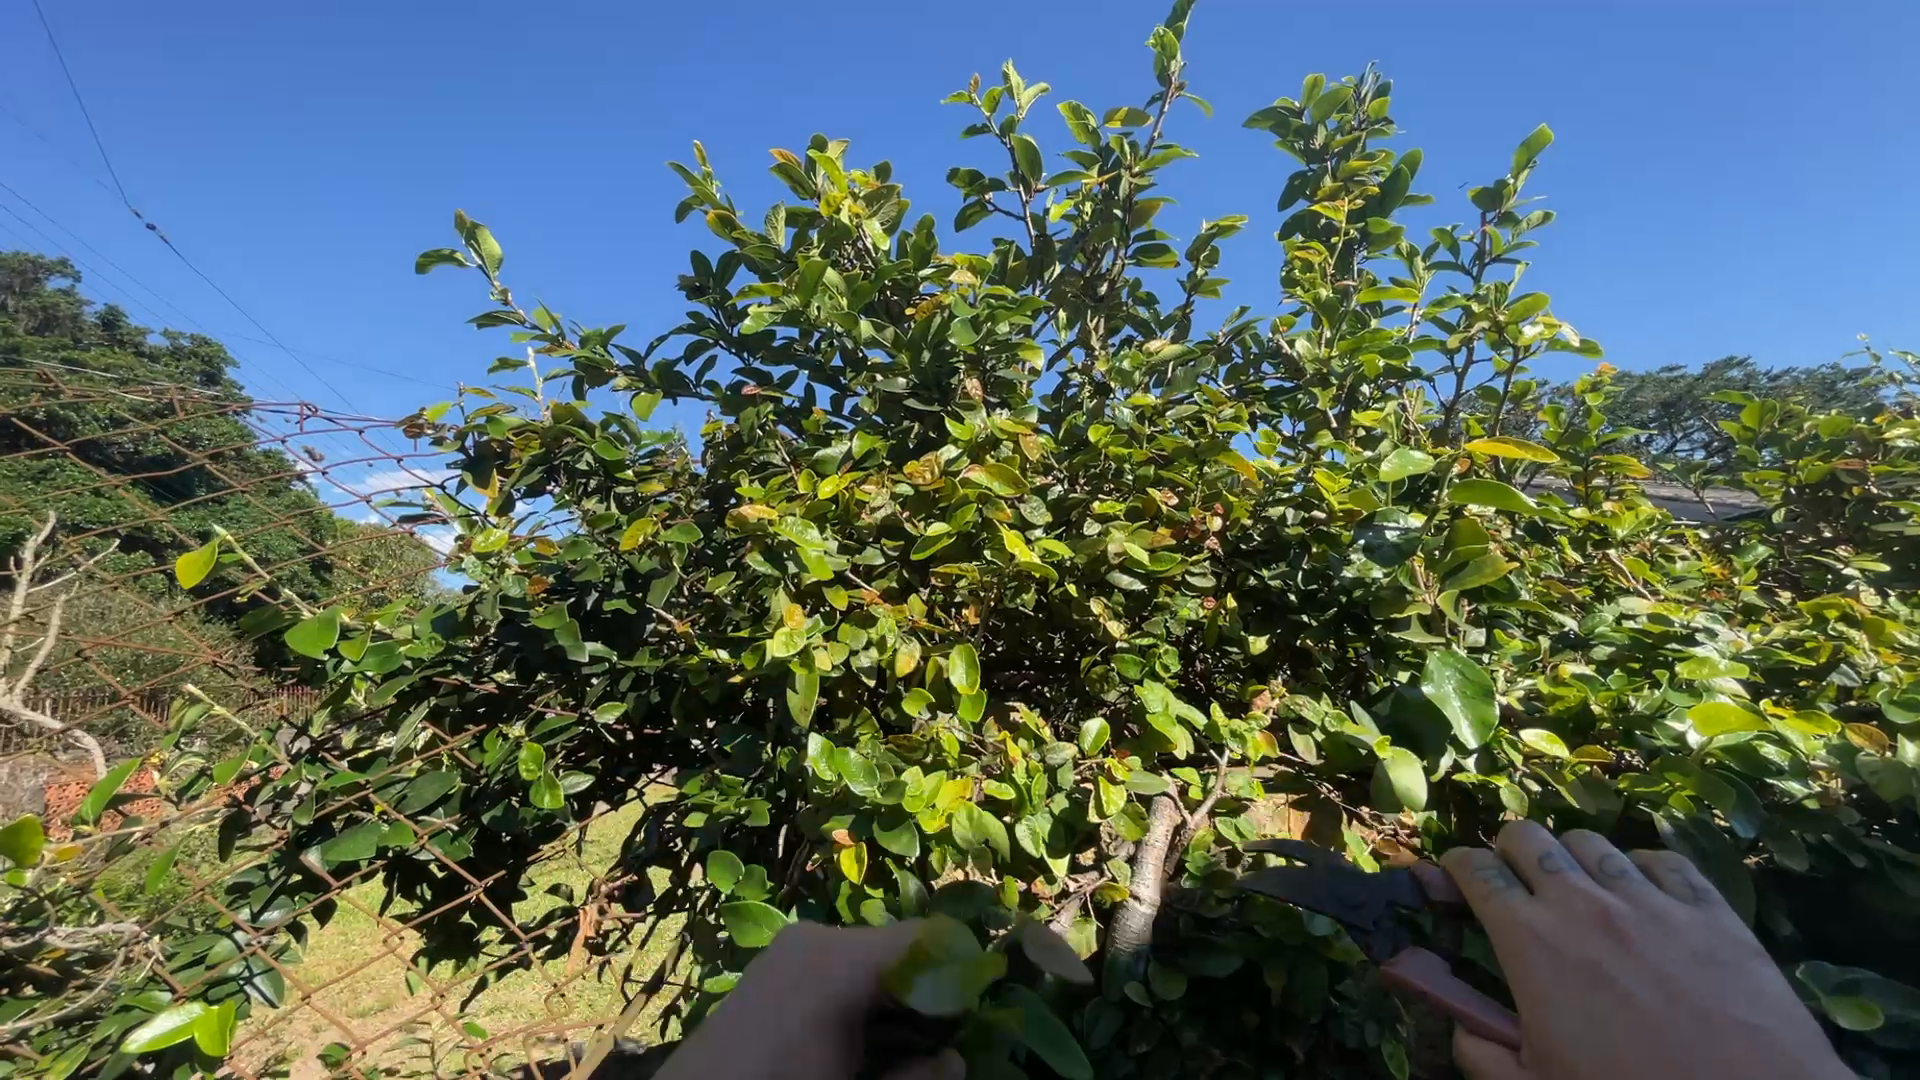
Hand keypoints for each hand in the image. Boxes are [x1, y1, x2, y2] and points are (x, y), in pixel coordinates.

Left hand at [654, 920, 964, 1079]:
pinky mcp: (775, 966)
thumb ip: (912, 1079)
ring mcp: (791, 949)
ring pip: (868, 958)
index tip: (977, 1010)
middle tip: (943, 1039)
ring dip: (894, 996)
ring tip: (904, 1045)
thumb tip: (956, 1060)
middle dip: (927, 990)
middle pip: (898, 949)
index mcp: (839, 962)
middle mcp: (817, 939)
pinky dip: (860, 997)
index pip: (925, 938)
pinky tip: (859, 1041)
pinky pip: (837, 967)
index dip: (959, 970)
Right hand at [1440, 822, 1849, 1079]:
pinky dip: (1646, 869)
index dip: (1456, 866)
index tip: (1457, 880)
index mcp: (1527, 937)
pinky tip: (1648, 896)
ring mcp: (1648, 904)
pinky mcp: (1713, 915)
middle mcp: (1578, 903)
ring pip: (1588, 842)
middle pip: (1524, 837)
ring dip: (1573, 859)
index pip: (1472, 867)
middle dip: (1509, 852)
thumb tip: (1459, 1024)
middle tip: (1517, 882)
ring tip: (1583, 889)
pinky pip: (1665, 863)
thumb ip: (1480, 1053)